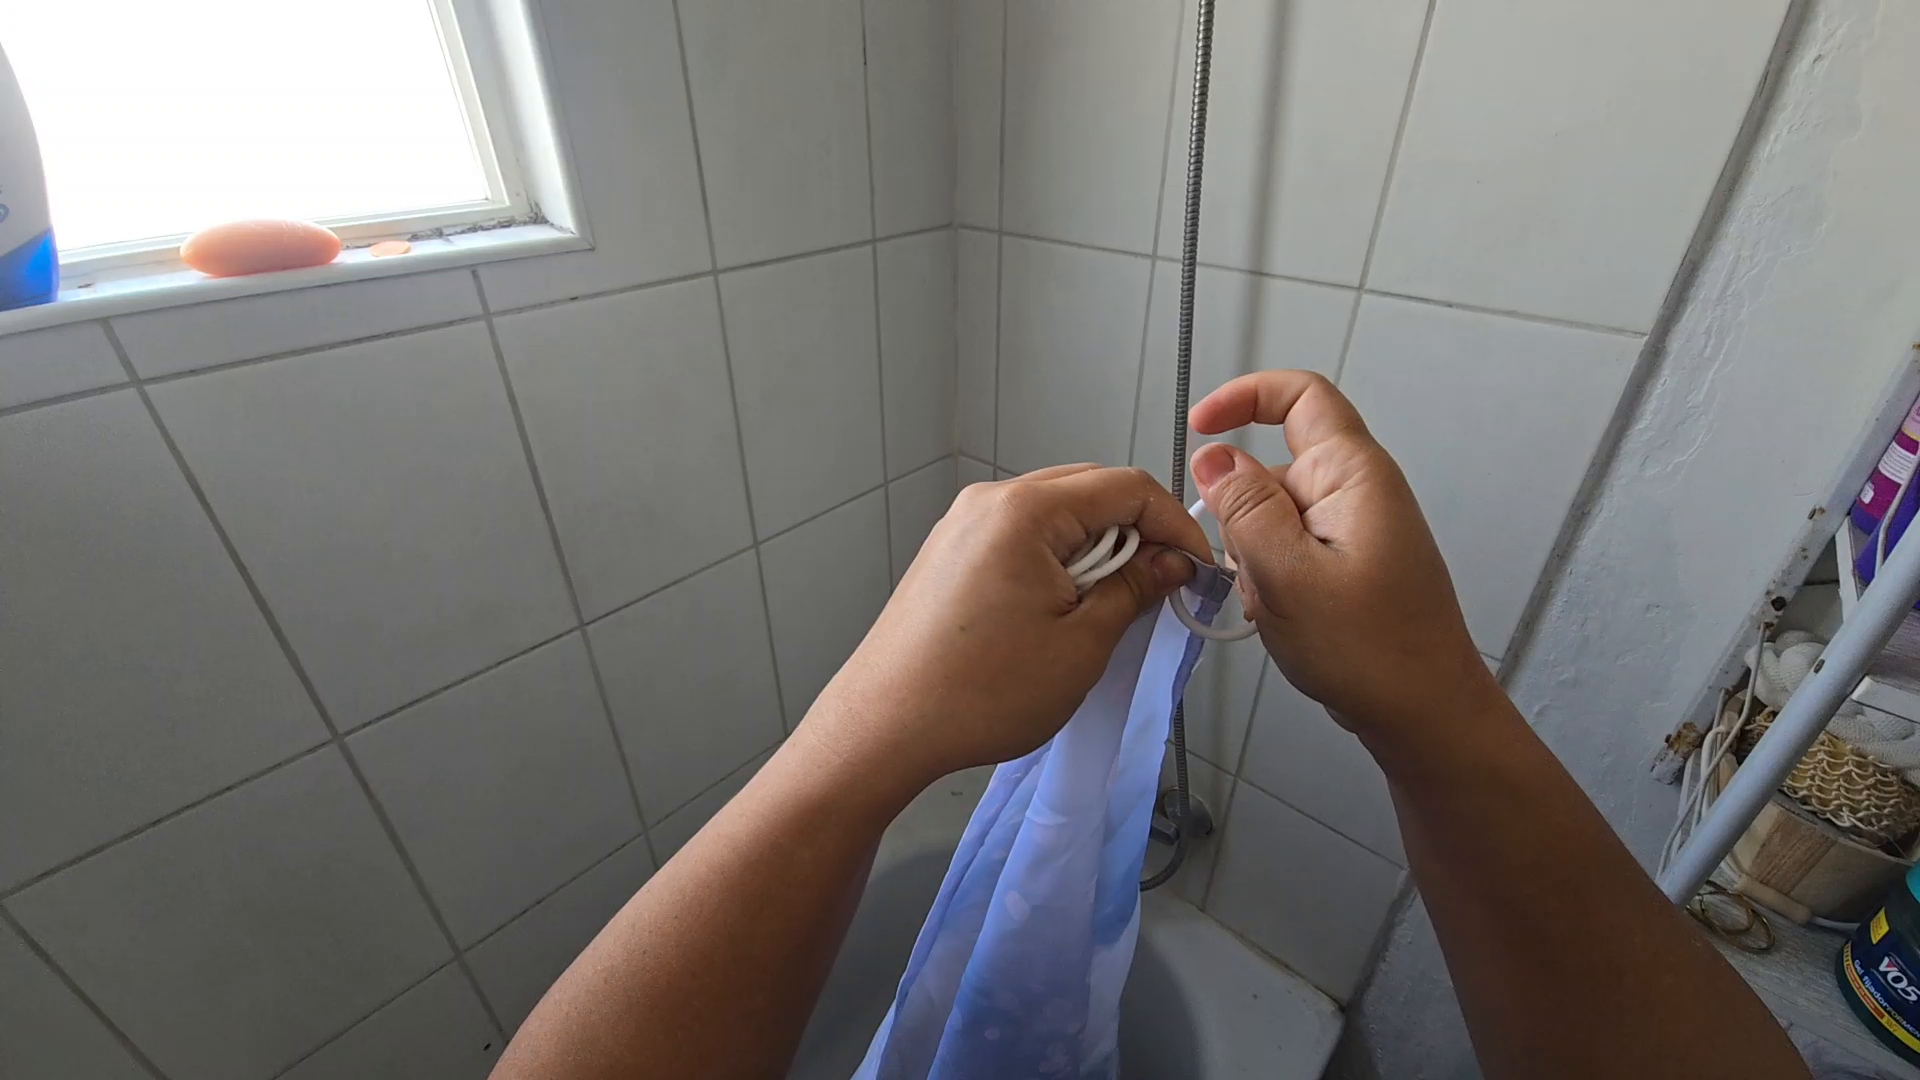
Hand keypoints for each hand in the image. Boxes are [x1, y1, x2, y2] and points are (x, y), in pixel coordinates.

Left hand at [799, 465, 1211, 790]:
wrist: (884, 726)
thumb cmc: (983, 691)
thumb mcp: (1080, 644)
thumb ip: (1134, 589)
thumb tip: (1170, 561)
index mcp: (1025, 510)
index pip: (1126, 486)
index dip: (1174, 524)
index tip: (1196, 569)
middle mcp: (988, 501)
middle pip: (1087, 490)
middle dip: (1134, 533)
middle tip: (1157, 587)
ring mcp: (961, 524)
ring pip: (1053, 514)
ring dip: (1093, 548)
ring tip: (1106, 604)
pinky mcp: (948, 552)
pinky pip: (1018, 535)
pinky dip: (1053, 558)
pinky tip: (1057, 605)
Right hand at [1188, 371, 1497, 740]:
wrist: (1422, 714)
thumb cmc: (1366, 648)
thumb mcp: (1286, 573)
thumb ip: (1243, 509)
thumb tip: (1211, 457)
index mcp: (1351, 476)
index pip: (1301, 397)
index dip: (1245, 396)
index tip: (1199, 425)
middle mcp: (1352, 492)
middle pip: (1271, 470)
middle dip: (1238, 513)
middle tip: (1242, 569)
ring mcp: (1348, 529)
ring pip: (1269, 515)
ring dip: (1249, 552)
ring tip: (1267, 601)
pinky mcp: (1341, 561)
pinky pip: (1283, 547)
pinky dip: (1264, 573)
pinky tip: (1274, 612)